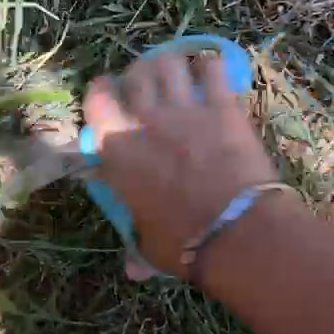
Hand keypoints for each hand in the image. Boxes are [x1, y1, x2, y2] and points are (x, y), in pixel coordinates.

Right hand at [83, 53, 279, 274]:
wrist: (236, 232)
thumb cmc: (183, 243)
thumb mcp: (149, 243)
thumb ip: (137, 246)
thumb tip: (131, 269)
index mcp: (117, 149)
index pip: (97, 100)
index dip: (102, 90)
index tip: (108, 90)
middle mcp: (145, 120)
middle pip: (135, 75)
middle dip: (138, 73)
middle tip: (146, 81)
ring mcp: (185, 109)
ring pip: (169, 63)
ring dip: (170, 63)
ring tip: (176, 69)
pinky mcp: (222, 106)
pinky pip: (211, 69)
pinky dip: (209, 65)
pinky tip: (210, 71)